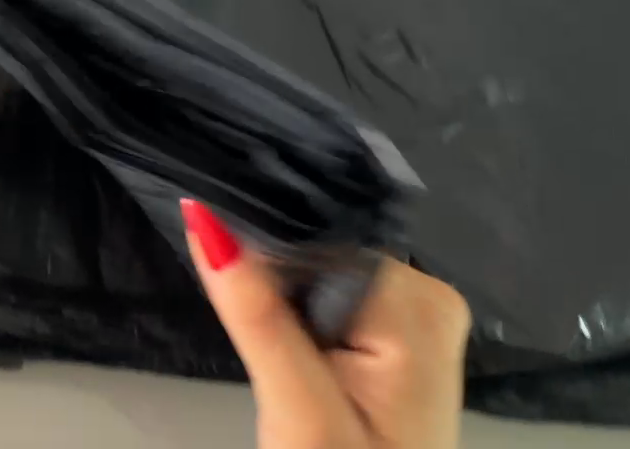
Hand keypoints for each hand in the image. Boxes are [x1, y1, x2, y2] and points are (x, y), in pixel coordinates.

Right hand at [182, 199, 469, 448]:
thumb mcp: (298, 413)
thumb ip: (256, 314)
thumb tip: (202, 215)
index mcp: (419, 302)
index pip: (320, 239)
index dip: (267, 256)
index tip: (230, 280)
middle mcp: (427, 293)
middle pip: (321, 249)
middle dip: (276, 281)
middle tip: (265, 341)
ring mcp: (414, 312)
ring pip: (319, 266)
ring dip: (283, 295)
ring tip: (278, 348)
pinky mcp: (395, 329)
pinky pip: (329, 288)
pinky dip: (298, 309)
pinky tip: (292, 342)